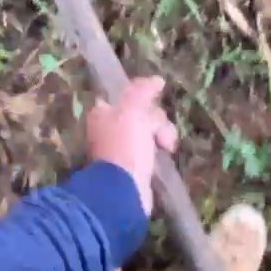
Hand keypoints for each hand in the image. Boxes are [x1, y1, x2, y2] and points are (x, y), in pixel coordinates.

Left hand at [86, 76, 177, 216]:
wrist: (124, 190)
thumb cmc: (124, 145)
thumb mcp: (133, 110)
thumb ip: (143, 91)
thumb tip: (157, 80)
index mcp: (103, 112)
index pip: (128, 95)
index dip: (143, 97)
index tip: (155, 100)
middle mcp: (111, 127)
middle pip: (143, 111)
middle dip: (157, 120)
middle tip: (158, 132)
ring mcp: (124, 146)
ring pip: (152, 129)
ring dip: (164, 134)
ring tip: (166, 147)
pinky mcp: (137, 163)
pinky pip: (154, 147)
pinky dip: (161, 149)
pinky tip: (166, 154)